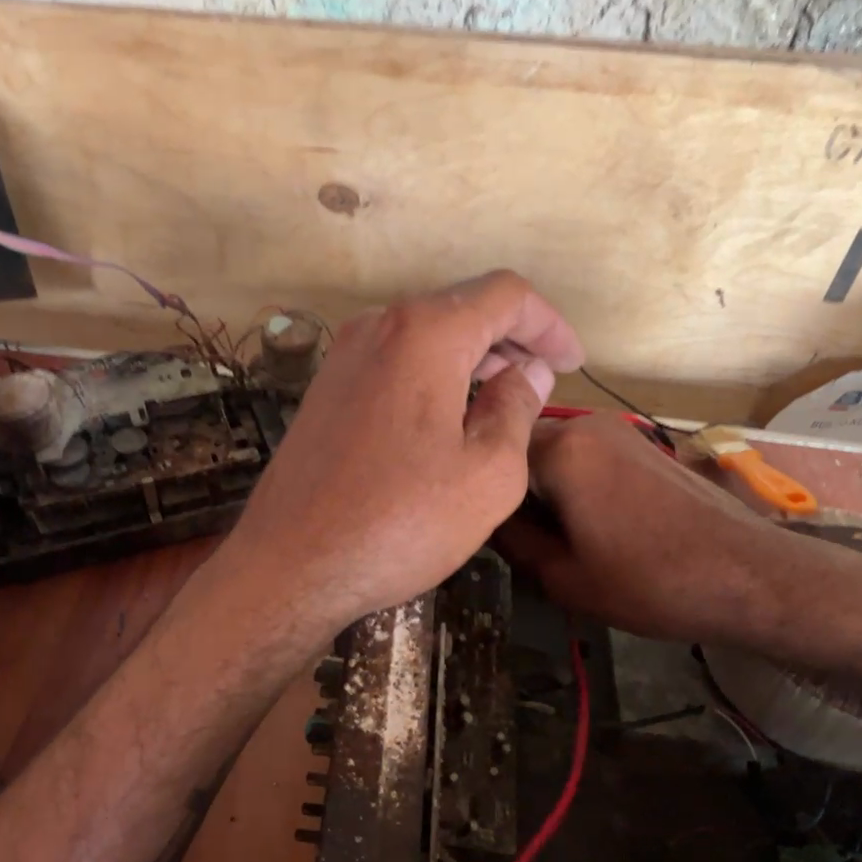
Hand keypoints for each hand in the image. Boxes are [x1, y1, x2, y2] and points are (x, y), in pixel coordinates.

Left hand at [216, 271, 583, 635]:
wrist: (290, 565)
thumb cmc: (399, 522)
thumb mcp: (487, 472)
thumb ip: (517, 407)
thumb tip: (526, 371)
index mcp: (424, 333)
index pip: (505, 295)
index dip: (549, 324)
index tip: (571, 364)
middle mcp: (377, 327)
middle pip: (461, 308)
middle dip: (510, 338)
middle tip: (541, 382)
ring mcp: (342, 357)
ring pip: (424, 335)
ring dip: (470, 357)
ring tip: (502, 400)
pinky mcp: (325, 390)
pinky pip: (393, 363)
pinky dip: (432, 375)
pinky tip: (447, 418)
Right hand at [494, 413, 797, 640]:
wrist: (749, 576)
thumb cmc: (649, 581)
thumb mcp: (563, 577)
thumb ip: (512, 542)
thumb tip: (484, 520)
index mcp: (558, 448)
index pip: (490, 458)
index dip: (481, 497)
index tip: (481, 532)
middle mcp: (585, 424)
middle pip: (522, 451)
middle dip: (512, 490)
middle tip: (515, 541)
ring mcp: (618, 431)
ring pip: (553, 454)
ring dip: (543, 489)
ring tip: (551, 536)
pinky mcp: (642, 445)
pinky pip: (585, 458)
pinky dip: (574, 485)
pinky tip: (587, 525)